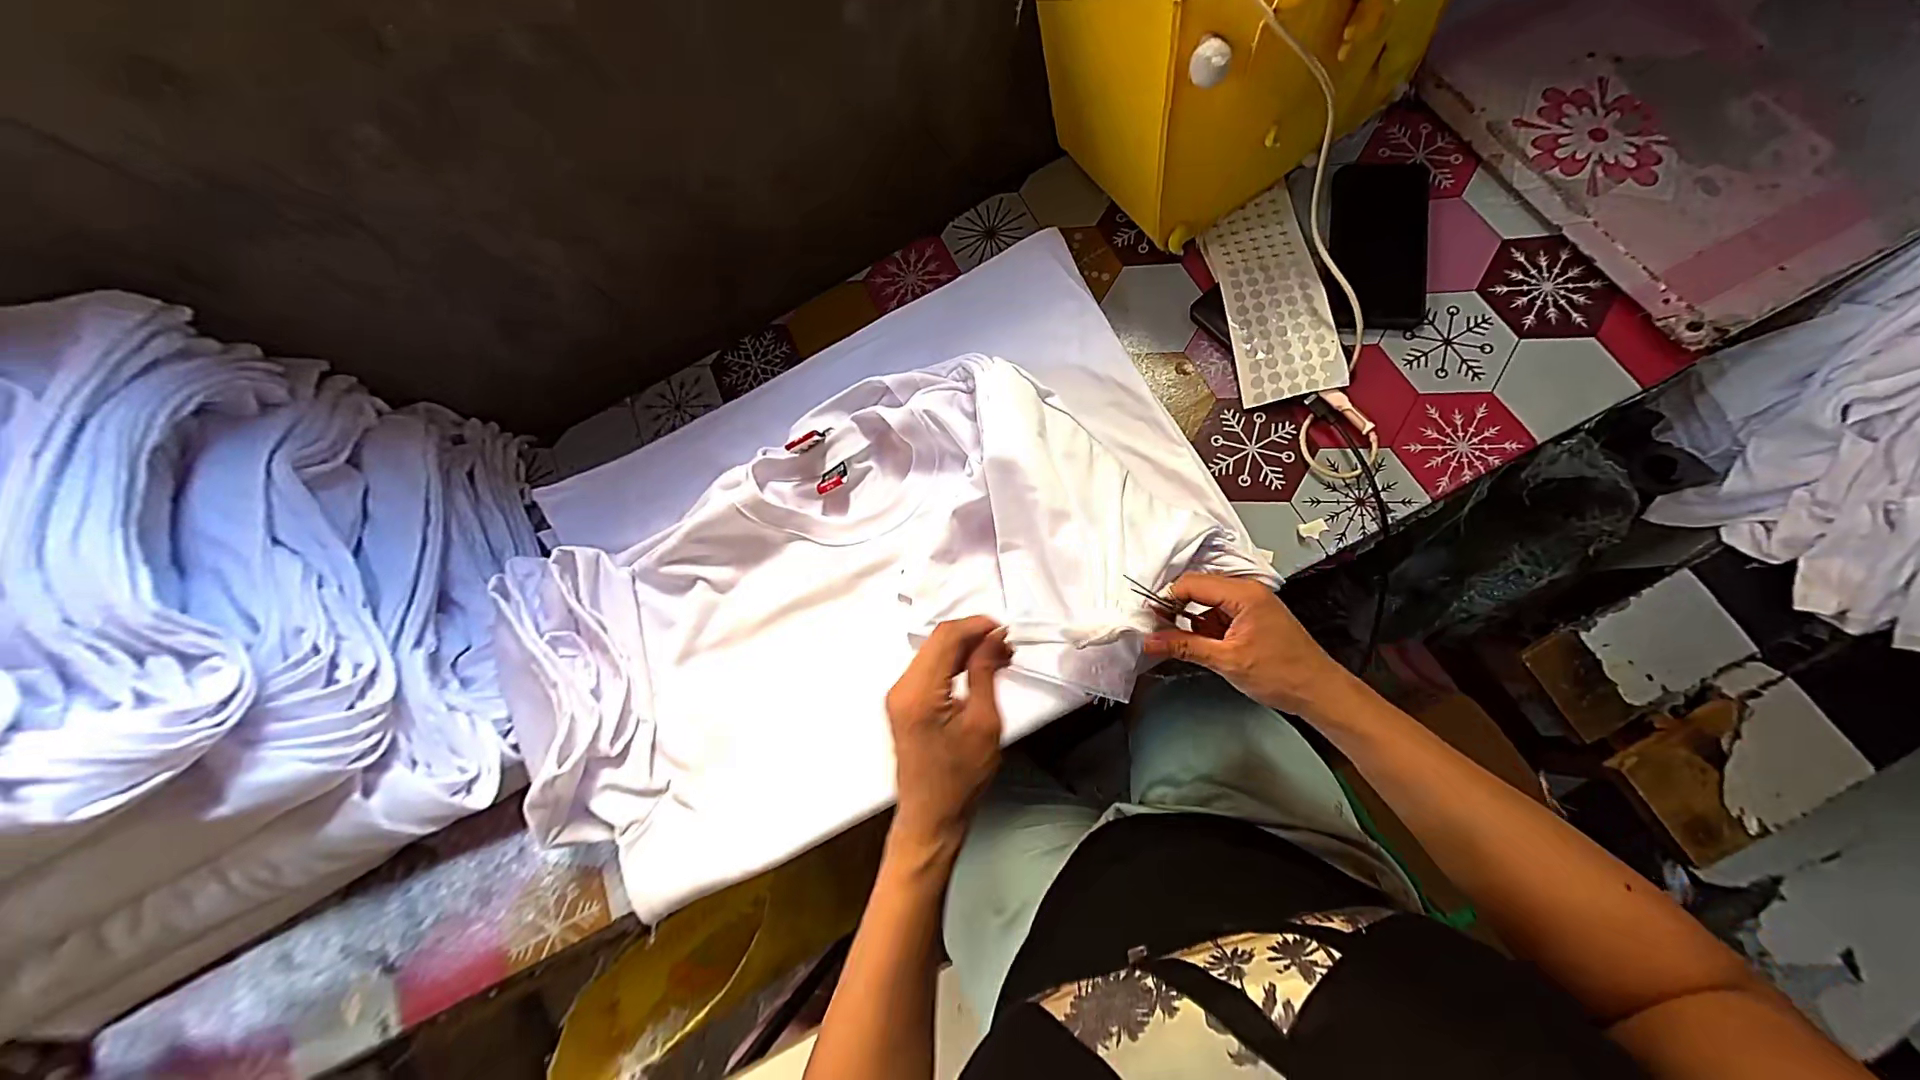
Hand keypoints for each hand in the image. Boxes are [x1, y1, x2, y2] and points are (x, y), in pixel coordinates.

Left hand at [885, 616, 1012, 851]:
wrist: (932, 815)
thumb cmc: (958, 779)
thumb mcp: (983, 722)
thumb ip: (985, 673)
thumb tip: (992, 640)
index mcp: (918, 693)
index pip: (946, 638)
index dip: (977, 627)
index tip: (1002, 630)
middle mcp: (902, 689)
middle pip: (938, 641)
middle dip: (973, 636)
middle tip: (1004, 645)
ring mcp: (900, 695)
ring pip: (934, 652)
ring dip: (965, 649)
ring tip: (997, 658)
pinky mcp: (904, 703)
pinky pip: (929, 668)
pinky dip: (954, 663)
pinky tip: (977, 670)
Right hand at [1142, 572, 1355, 716]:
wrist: (1319, 692)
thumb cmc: (1286, 674)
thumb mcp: (1226, 661)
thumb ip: (1184, 646)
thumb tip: (1153, 641)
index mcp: (1244, 594)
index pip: (1192, 584)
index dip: (1167, 599)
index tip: (1150, 617)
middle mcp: (1248, 592)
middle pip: (1197, 590)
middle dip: (1176, 609)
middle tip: (1159, 630)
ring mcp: (1251, 604)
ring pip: (1206, 603)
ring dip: (1191, 621)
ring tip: (1182, 644)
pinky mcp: (1251, 618)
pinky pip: (1218, 614)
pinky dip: (1205, 628)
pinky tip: (1202, 646)